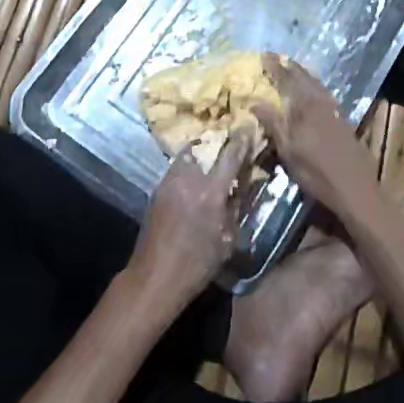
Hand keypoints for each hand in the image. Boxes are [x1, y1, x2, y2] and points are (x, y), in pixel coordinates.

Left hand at [126, 132, 251, 310]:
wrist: (155, 274)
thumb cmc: (198, 264)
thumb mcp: (228, 240)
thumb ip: (235, 207)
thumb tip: (242, 186)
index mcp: (211, 193)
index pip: (230, 156)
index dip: (241, 140)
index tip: (248, 128)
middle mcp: (189, 178)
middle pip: (206, 147)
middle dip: (219, 141)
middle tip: (230, 141)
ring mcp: (170, 180)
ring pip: (189, 153)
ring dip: (202, 151)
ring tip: (212, 155)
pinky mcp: (158, 186)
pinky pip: (177, 166)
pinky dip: (189, 163)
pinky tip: (195, 174)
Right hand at [255, 54, 376, 211]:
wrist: (355, 190)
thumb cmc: (316, 172)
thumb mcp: (288, 150)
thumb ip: (272, 123)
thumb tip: (254, 101)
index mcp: (305, 106)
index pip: (287, 80)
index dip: (275, 67)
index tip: (264, 55)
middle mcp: (321, 102)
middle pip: (305, 78)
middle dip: (290, 67)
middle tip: (278, 58)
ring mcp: (335, 111)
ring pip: (318, 85)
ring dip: (304, 74)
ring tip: (294, 68)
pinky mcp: (344, 121)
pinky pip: (325, 94)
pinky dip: (316, 86)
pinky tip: (315, 92)